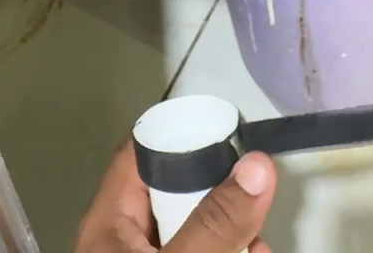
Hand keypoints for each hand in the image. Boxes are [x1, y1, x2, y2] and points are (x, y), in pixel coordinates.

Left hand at [76, 142, 277, 252]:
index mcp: (110, 220)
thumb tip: (260, 163)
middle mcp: (126, 240)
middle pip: (178, 193)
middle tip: (256, 196)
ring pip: (196, 232)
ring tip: (262, 244)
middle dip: (221, 194)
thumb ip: (215, 222)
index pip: (144, 152)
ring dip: (233, 232)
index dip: (182, 134)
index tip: (228, 130)